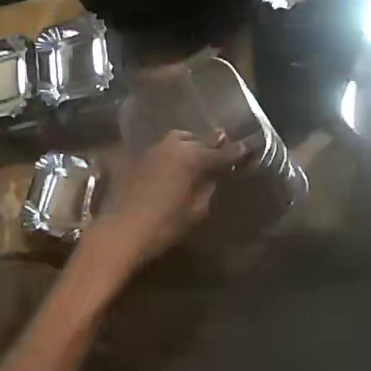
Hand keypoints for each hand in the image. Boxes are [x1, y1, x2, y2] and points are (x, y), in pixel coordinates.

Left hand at [79, 130, 247, 275]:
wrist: (123, 230)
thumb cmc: (165, 224)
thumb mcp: (196, 210)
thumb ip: (207, 187)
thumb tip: (212, 176)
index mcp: (192, 158)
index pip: (220, 153)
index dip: (235, 152)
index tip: (247, 148)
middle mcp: (174, 146)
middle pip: (199, 141)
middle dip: (211, 145)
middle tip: (221, 151)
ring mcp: (154, 149)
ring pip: (179, 140)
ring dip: (191, 144)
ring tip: (198, 155)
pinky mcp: (140, 157)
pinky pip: (164, 149)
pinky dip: (175, 152)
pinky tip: (177, 164)